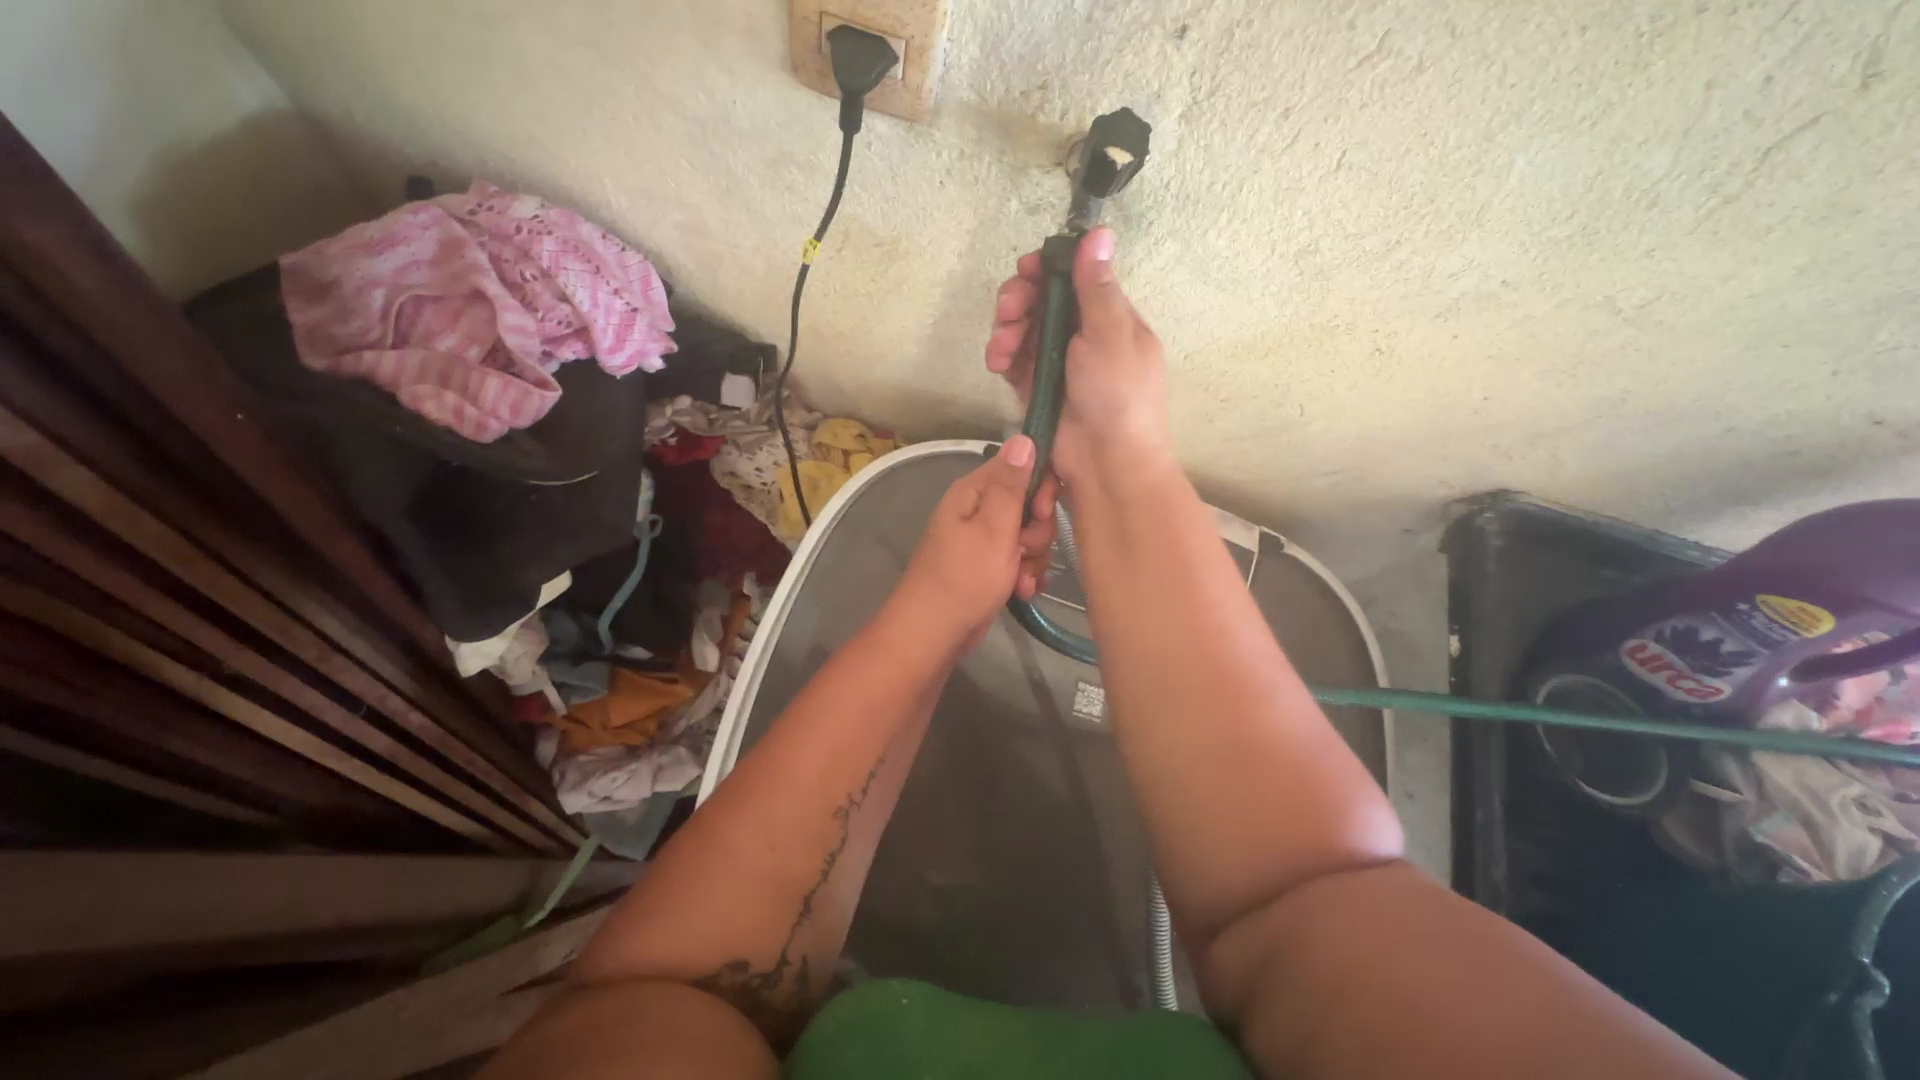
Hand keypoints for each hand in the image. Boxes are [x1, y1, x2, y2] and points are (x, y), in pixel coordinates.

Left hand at [888, 436, 1058, 652]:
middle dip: (1037, 532)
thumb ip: (1011, 485)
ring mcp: (983, 540)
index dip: (1041, 489)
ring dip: (1033, 559)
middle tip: (1023, 550)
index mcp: (974, 492)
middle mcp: (977, 510)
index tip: (1042, 513)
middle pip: (1029, 505)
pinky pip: (1020, 561)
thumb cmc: (963, 578)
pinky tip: (1021, 592)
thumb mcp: (993, 528)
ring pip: (1029, 536)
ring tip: (1019, 579)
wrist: (934, 634)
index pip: (1021, 467)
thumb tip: (1023, 438)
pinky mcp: (989, 567)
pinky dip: (1024, 576)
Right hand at [983, 226, 1171, 485]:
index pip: (1073, 277)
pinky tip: (998, 362)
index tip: (1028, 269)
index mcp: (1110, 317)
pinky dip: (1002, 356)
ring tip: (1002, 347)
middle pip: (1041, 300)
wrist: (1106, 463)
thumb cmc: (1118, 395)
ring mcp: (1058, 362)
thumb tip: (1099, 231)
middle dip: (1019, 299)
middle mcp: (1083, 335)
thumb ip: (1096, 286)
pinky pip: (1013, 360)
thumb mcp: (1110, 333)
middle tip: (1009, 310)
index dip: (1047, 268)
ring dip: (1006, 329)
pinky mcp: (1037, 387)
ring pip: (1022, 328)